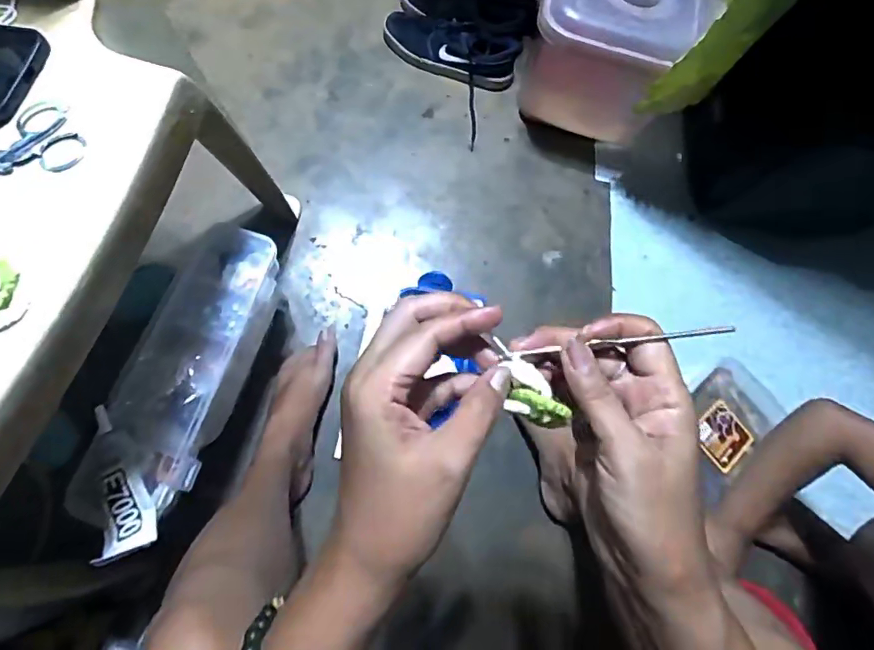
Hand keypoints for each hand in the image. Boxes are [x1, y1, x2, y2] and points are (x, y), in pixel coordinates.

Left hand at [324, 291, 508, 588]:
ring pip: (414, 339)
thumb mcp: (450, 460)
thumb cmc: (403, 514)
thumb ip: (480, 407)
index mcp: (375, 385)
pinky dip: (450, 368)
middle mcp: (368, 376)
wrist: (366, 562)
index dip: (464, 318)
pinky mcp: (388, 404)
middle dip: (451, 311)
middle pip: (407, 317)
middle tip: (490, 319)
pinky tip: (480, 382)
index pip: (424, 332)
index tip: (501, 314)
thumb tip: (506, 369)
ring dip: (453, 338)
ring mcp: (375, 389)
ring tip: (492, 354)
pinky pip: (421, 370)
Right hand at [508, 316, 712, 597]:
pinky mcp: (590, 433)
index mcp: (664, 393)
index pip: (645, 338)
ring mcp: (613, 414)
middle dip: (568, 343)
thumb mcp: (626, 450)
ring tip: (519, 357)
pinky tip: (526, 380)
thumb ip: (597, 395)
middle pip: (604, 352)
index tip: (579, 334)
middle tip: (527, 343)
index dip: (614, 326)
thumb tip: (571, 343)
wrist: (645, 574)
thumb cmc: (651, 510)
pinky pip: (569, 399)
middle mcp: (639, 395)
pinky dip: (548, 388)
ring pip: (582, 373)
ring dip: (552, 363)